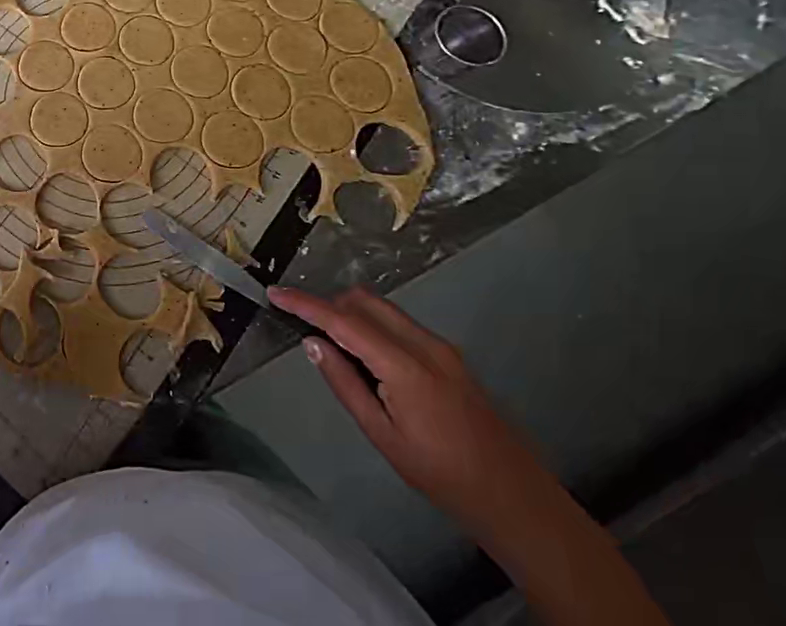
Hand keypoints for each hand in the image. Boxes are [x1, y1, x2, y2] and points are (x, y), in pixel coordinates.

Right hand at [269, 286, 669, 625]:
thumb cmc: (439, 472)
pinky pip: (399, 324)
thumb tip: (313, 343)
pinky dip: (372, 327)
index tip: (275, 292)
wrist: (510, 491)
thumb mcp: (382, 434)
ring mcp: (439, 344)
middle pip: (365, 301)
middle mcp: (424, 342)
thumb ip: (345, 383)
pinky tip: (365, 359)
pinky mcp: (447, 353)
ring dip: (351, 314)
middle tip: (303, 328)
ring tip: (331, 347)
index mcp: (405, 364)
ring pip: (383, 308)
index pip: (344, 320)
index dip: (306, 304)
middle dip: (329, 304)